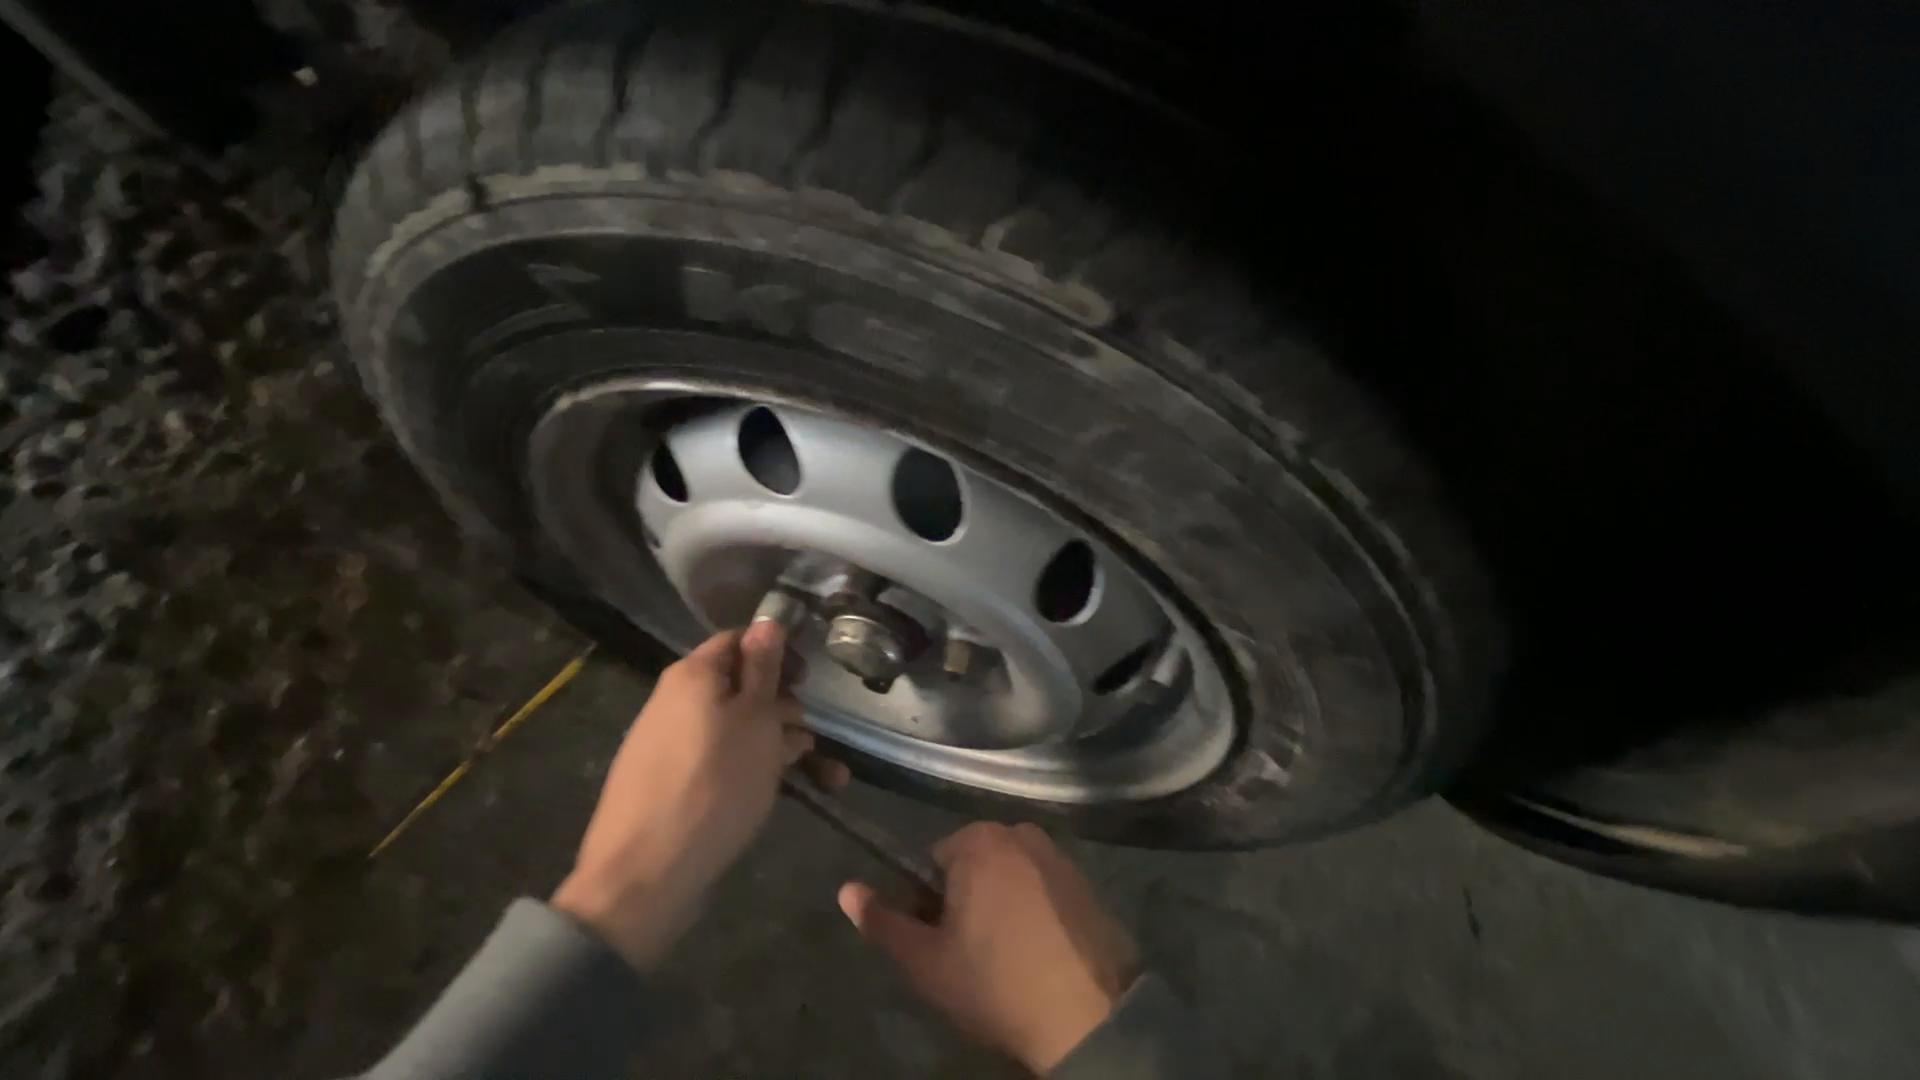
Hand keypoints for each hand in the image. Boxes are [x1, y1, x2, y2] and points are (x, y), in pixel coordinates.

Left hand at [552, 622, 810, 970]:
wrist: (646, 873)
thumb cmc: (714, 782)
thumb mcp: (754, 718)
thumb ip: (763, 668)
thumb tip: (767, 620)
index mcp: (692, 675)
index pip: (738, 641)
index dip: (777, 654)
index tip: (809, 679)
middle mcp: (676, 702)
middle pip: (741, 688)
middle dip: (784, 709)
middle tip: (810, 737)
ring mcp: (672, 745)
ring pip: (737, 731)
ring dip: (779, 744)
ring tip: (821, 775)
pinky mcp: (674, 784)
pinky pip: (721, 762)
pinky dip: (753, 769)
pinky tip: (784, 790)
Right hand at [839, 822, 1138, 1074]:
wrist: (1089, 1017)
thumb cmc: (996, 983)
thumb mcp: (926, 961)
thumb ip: (883, 922)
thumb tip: (846, 888)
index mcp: (978, 840)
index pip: (932, 862)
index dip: (927, 905)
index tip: (939, 943)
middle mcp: (1021, 833)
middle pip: (973, 866)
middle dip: (965, 903)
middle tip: (969, 957)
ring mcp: (1060, 857)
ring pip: (1009, 879)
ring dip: (1000, 908)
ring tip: (1006, 962)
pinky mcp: (1089, 884)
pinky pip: (1044, 892)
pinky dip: (1035, 915)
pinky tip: (1039, 957)